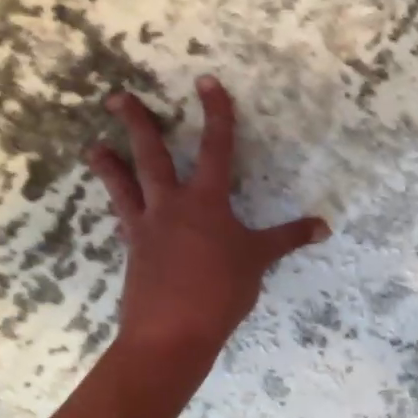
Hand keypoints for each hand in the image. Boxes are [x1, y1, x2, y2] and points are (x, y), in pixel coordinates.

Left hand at [86, 76, 328, 364]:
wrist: (169, 335)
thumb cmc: (220, 290)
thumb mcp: (260, 260)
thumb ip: (289, 238)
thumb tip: (323, 226)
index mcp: (206, 201)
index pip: (216, 146)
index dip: (215, 112)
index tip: (206, 81)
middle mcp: (171, 206)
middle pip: (151, 156)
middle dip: (138, 124)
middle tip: (118, 98)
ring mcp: (147, 228)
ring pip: (125, 186)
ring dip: (110, 164)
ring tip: (93, 146)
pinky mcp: (135, 251)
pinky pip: (125, 218)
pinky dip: (122, 205)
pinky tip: (120, 204)